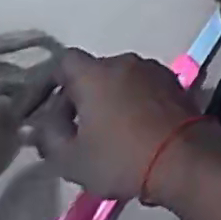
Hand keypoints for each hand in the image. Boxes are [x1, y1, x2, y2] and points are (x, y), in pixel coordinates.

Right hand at [29, 49, 200, 201]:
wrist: (180, 154)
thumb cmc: (119, 156)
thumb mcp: (68, 157)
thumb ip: (49, 134)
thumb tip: (44, 121)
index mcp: (97, 73)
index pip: (65, 62)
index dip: (48, 84)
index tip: (40, 111)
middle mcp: (126, 62)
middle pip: (92, 71)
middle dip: (76, 97)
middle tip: (68, 132)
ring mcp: (153, 68)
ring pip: (118, 77)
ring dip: (104, 98)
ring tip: (98, 133)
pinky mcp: (172, 80)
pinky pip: (140, 84)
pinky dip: (128, 98)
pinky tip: (128, 127)